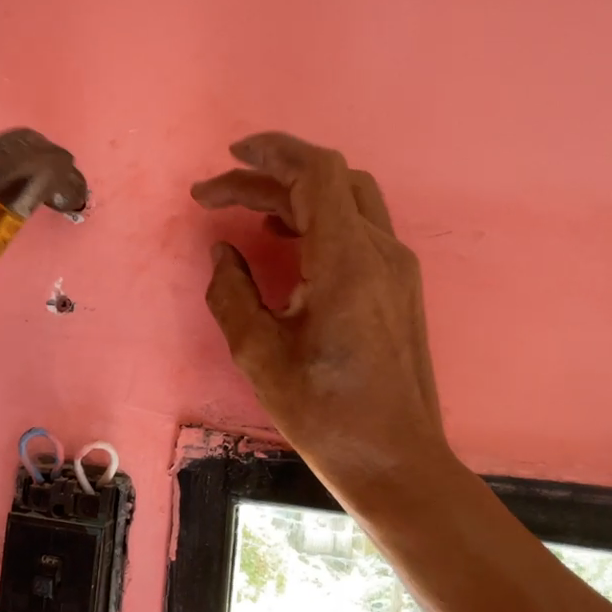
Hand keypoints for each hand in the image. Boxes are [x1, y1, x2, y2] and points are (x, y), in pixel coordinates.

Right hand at [194, 132, 447, 489]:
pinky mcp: (397, 287)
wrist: (395, 459)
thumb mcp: (258, 355)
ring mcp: (397, 269)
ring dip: (294, 197)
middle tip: (214, 196)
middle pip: (331, 181)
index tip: (229, 156)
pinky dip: (316, 220)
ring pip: (348, 202)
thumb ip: (231, 293)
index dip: (272, 152)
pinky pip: (357, 230)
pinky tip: (283, 243)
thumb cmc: (324, 412)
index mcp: (347, 262)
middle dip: (270, 177)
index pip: (317, 174)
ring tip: (244, 216)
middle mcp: (381, 252)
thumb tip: (222, 252)